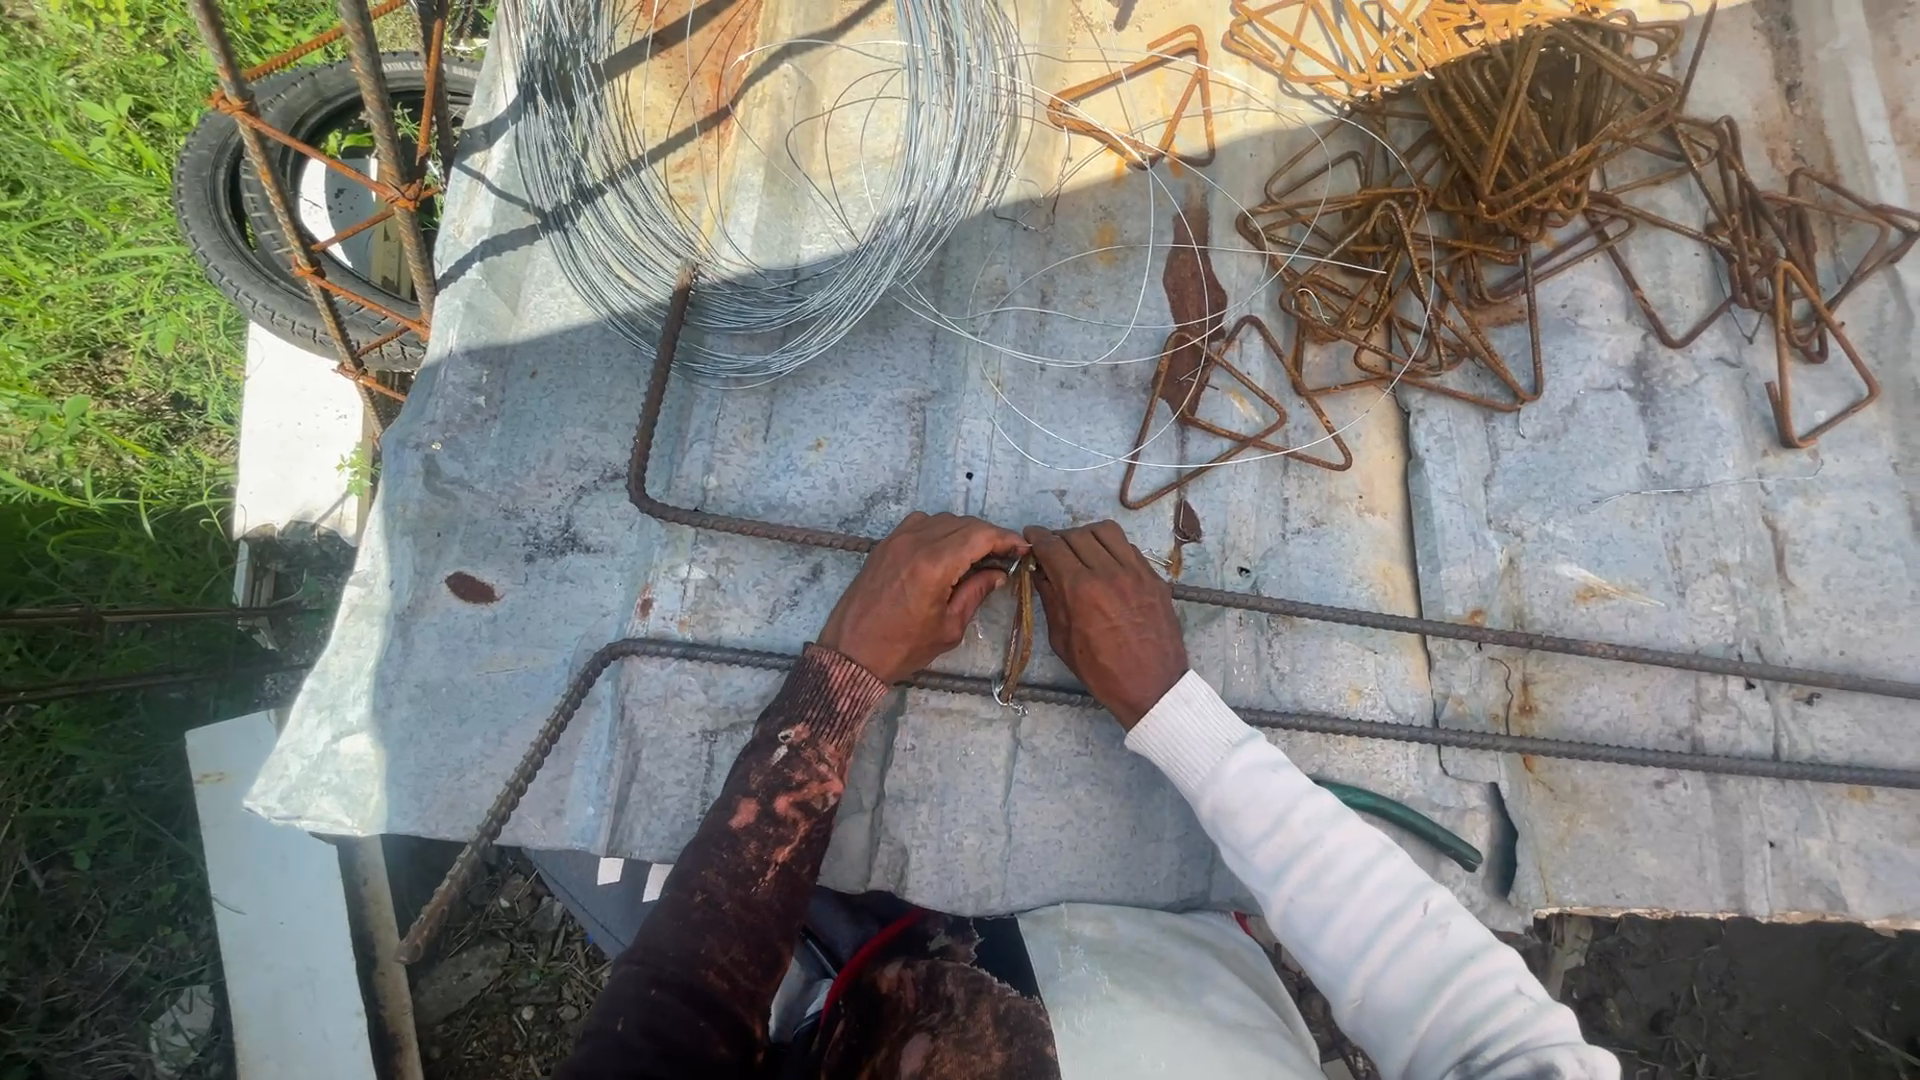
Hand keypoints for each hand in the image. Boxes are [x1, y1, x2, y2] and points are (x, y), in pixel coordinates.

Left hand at [818, 512, 1028, 682]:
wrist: (850, 653)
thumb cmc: (901, 647)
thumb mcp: (949, 627)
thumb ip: (975, 593)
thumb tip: (997, 573)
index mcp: (934, 564)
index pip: (980, 535)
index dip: (1005, 538)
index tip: (1022, 548)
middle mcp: (915, 543)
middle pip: (964, 524)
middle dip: (989, 536)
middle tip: (1006, 556)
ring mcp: (896, 540)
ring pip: (942, 520)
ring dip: (965, 531)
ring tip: (978, 555)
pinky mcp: (884, 545)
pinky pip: (919, 524)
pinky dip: (939, 530)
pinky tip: (947, 550)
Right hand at [1023, 521, 1187, 729]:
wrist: (1152, 687)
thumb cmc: (1101, 672)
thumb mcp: (1062, 640)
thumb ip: (1050, 600)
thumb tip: (1040, 573)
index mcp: (1081, 589)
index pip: (1052, 547)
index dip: (1037, 537)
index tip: (1030, 536)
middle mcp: (1109, 572)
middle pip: (1077, 534)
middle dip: (1059, 538)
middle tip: (1052, 549)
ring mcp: (1136, 572)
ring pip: (1106, 531)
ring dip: (1086, 535)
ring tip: (1080, 549)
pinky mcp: (1154, 578)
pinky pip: (1129, 548)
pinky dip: (1111, 547)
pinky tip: (1105, 562)